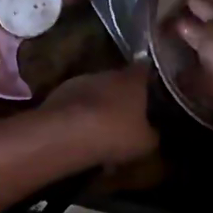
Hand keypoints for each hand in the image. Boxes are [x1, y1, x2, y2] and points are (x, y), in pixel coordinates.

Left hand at [39, 65, 156, 166]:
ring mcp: (81, 81)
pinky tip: (81, 136)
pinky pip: (76, 105)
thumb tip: (153, 132)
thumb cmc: (115, 133)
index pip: (144, 69)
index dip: (148, 78)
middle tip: (126, 118)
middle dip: (122, 96)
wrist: (66, 134)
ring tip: (101, 131)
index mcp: (133, 79)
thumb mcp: (145, 142)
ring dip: (99, 106)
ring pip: (96, 93)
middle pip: (118, 81)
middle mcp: (108, 73)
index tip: (151, 88)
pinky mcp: (59, 94)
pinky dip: (80, 116)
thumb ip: (152, 133)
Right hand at [167, 0, 212, 122]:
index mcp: (203, 35)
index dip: (168, 24)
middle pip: (201, 3)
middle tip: (179, 6)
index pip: (180, 23)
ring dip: (212, 2)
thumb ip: (187, 78)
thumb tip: (178, 72)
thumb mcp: (202, 88)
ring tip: (205, 6)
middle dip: (188, 2)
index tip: (160, 28)